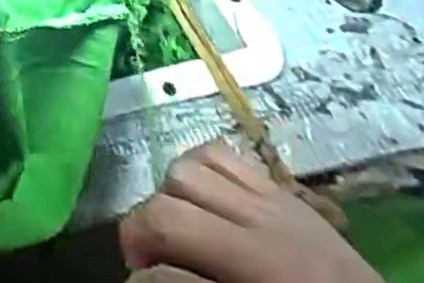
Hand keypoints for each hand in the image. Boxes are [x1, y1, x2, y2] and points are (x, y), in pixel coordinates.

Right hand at [119, 141, 379, 282]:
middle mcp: (265, 241)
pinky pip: (223, 154)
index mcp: (261, 282)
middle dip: (141, 233)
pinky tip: (200, 197)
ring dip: (167, 196)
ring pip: (188, 170)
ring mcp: (274, 205)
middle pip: (171, 211)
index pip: (171, 277)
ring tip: (173, 225)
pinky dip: (198, 169)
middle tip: (145, 261)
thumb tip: (150, 280)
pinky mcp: (282, 189)